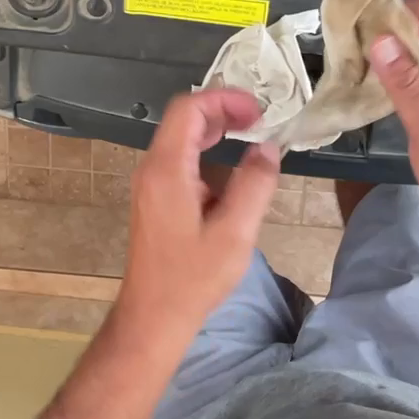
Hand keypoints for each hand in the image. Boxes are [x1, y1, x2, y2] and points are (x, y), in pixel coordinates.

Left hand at [118, 89, 280, 334]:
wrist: (152, 319)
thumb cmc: (192, 278)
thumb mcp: (235, 232)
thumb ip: (254, 184)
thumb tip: (268, 148)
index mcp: (167, 169)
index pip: (189, 109)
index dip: (224, 99)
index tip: (257, 112)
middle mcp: (152, 169)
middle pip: (183, 118)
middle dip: (222, 110)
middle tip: (258, 120)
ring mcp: (150, 184)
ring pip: (180, 137)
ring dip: (214, 129)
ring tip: (249, 135)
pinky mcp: (155, 199)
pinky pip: (179, 159)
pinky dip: (206, 150)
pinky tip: (230, 169)